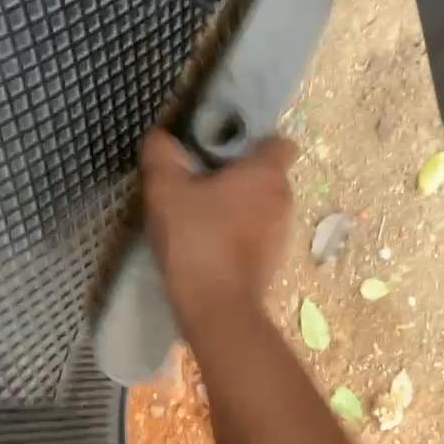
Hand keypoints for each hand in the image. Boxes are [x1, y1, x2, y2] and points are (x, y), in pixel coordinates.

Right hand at [140, 129, 297, 322]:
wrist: (216, 306)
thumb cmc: (196, 237)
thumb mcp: (165, 189)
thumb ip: (161, 155)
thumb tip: (160, 137)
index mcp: (266, 173)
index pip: (279, 143)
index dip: (253, 141)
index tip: (222, 150)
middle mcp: (283, 198)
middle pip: (265, 173)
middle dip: (237, 173)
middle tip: (198, 179)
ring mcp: (282, 232)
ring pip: (260, 205)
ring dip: (236, 205)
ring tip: (199, 212)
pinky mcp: (273, 260)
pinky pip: (255, 232)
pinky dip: (237, 231)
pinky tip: (206, 241)